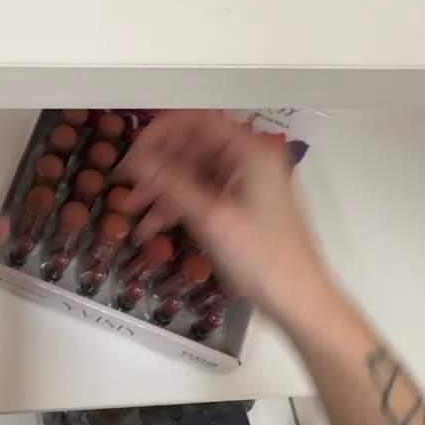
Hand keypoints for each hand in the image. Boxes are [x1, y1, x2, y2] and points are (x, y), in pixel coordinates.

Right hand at [118, 110, 342, 327]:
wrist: (298, 302)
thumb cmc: (264, 259)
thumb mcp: (212, 217)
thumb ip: (172, 182)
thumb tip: (138, 159)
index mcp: (250, 153)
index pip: (197, 122)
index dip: (160, 133)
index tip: (134, 153)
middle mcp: (248, 161)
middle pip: (190, 148)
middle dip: (156, 166)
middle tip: (127, 184)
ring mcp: (243, 185)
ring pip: (190, 174)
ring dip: (160, 190)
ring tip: (132, 211)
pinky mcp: (238, 207)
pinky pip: (198, 195)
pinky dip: (175, 207)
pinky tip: (150, 228)